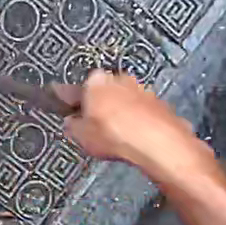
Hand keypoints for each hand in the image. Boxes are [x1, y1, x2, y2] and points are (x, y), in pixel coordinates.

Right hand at [64, 71, 225, 192]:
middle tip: (91, 126)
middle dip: (97, 106)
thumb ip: (71, 125)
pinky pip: (142, 112)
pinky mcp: (160, 104)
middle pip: (102, 91)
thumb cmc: (116, 135)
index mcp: (95, 81)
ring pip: (123, 100)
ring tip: (114, 137)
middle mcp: (119, 79)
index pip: (76, 88)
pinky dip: (136, 122)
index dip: (69, 101)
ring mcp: (142, 90)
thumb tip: (71, 123)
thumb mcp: (80, 135)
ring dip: (118, 113)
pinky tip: (132, 139)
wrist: (158, 144)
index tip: (65, 107)